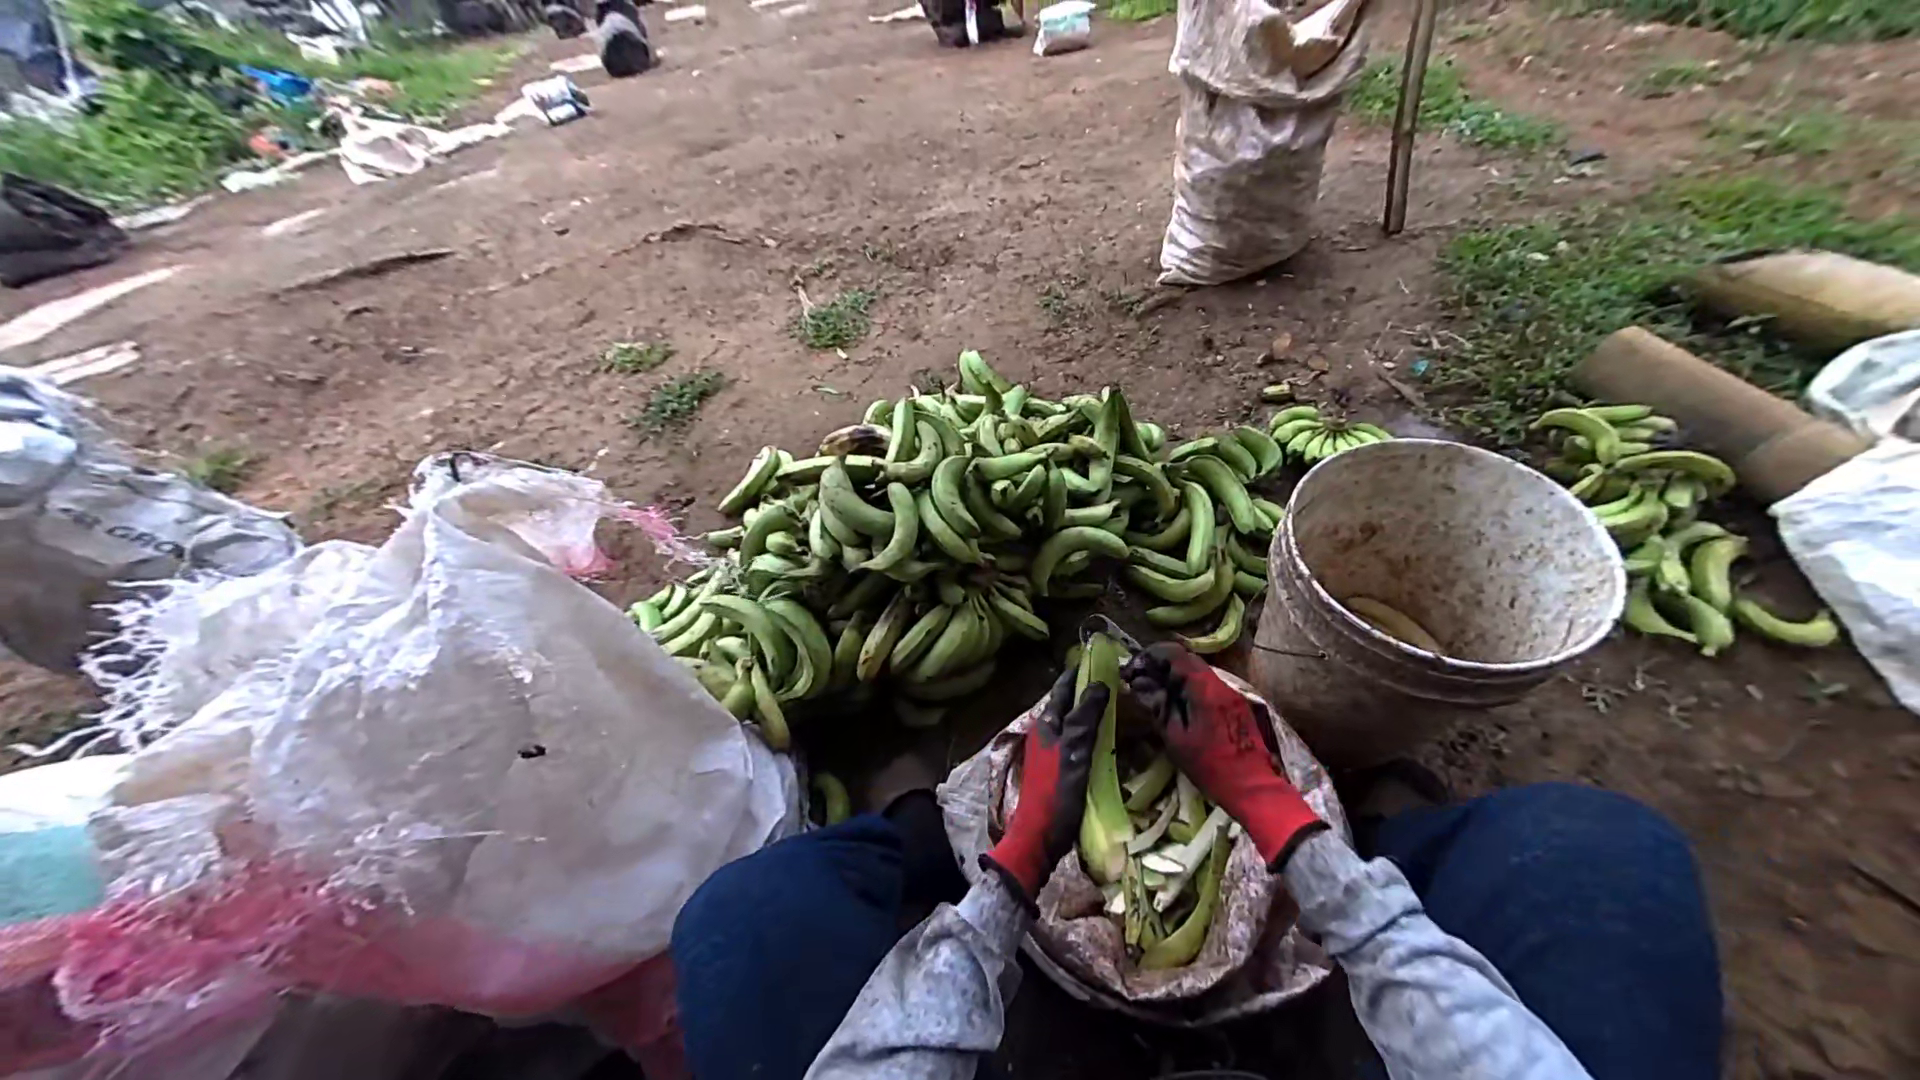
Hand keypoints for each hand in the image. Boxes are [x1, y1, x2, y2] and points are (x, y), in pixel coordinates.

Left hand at [980, 667, 1107, 906]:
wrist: (1037, 838)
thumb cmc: (1055, 792)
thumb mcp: (1074, 752)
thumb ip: (1085, 717)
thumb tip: (1099, 683)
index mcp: (1046, 724)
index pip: (1063, 688)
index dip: (1079, 672)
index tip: (1100, 658)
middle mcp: (1045, 733)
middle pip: (1068, 704)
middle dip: (1089, 691)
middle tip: (1118, 684)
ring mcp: (1049, 752)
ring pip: (1073, 723)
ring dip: (1091, 713)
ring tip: (1118, 709)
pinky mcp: (1056, 770)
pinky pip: (1077, 743)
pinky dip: (1092, 735)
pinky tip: (1108, 742)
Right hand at [1122, 642, 1326, 869]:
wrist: (1255, 788)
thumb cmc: (1211, 766)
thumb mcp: (1176, 738)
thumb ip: (1159, 706)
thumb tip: (1141, 684)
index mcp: (1205, 689)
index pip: (1175, 653)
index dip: (1151, 656)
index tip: (1135, 670)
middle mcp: (1220, 684)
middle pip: (1187, 659)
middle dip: (1162, 665)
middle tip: (1142, 681)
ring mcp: (1231, 693)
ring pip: (1198, 672)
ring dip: (1175, 677)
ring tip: (1157, 694)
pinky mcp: (1236, 705)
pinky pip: (1208, 686)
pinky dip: (1189, 687)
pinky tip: (1177, 704)